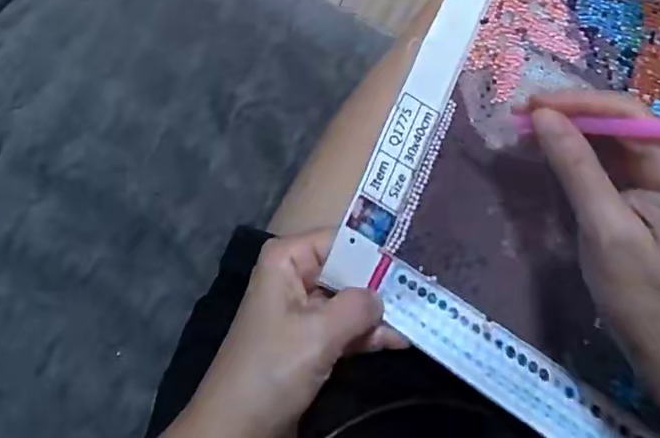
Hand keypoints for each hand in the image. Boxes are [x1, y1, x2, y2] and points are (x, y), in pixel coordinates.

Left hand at [167, 229, 408, 437]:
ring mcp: (302, 311)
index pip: (338, 240)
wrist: (235, 429)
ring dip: (379, 313)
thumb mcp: (317, 334)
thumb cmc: (271, 368)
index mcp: (287, 259)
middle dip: (380, 282)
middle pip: (346, 270)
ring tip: (420, 313)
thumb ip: (355, 308)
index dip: (373, 248)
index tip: (412, 255)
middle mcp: (295, 276)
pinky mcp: (309, 343)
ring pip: (349, 301)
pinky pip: (344, 329)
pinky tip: (400, 339)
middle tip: (424, 285)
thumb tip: (382, 294)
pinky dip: (368, 335)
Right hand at [529, 92, 659, 437]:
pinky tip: (547, 151)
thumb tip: (543, 114)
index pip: (629, 116)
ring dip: (568, 132)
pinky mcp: (643, 199)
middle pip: (619, 124)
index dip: (580, 103)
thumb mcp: (606, 231)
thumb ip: (576, 167)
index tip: (533, 105)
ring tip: (526, 128)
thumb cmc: (644, 300)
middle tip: (522, 116)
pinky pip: (607, 163)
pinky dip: (575, 154)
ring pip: (609, 141)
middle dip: (570, 116)